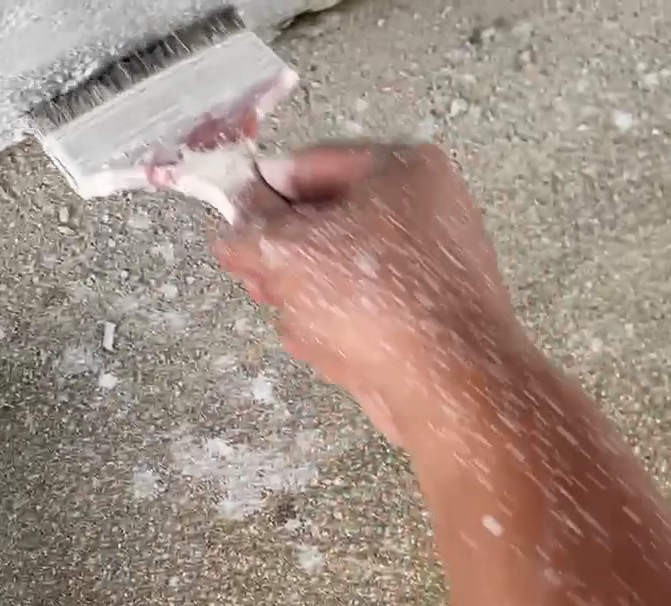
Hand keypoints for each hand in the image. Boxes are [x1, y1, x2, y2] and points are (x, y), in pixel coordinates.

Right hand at [214, 143, 537, 452]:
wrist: (442, 374)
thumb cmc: (366, 297)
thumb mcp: (285, 252)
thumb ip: (246, 231)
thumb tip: (230, 229)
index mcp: (398, 168)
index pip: (305, 165)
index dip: (258, 195)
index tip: (229, 230)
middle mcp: (420, 202)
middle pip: (318, 219)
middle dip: (277, 256)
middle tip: (255, 283)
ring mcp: (425, 256)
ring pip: (331, 266)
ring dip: (297, 294)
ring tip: (293, 319)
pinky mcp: (421, 305)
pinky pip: (356, 301)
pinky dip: (330, 319)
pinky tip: (322, 343)